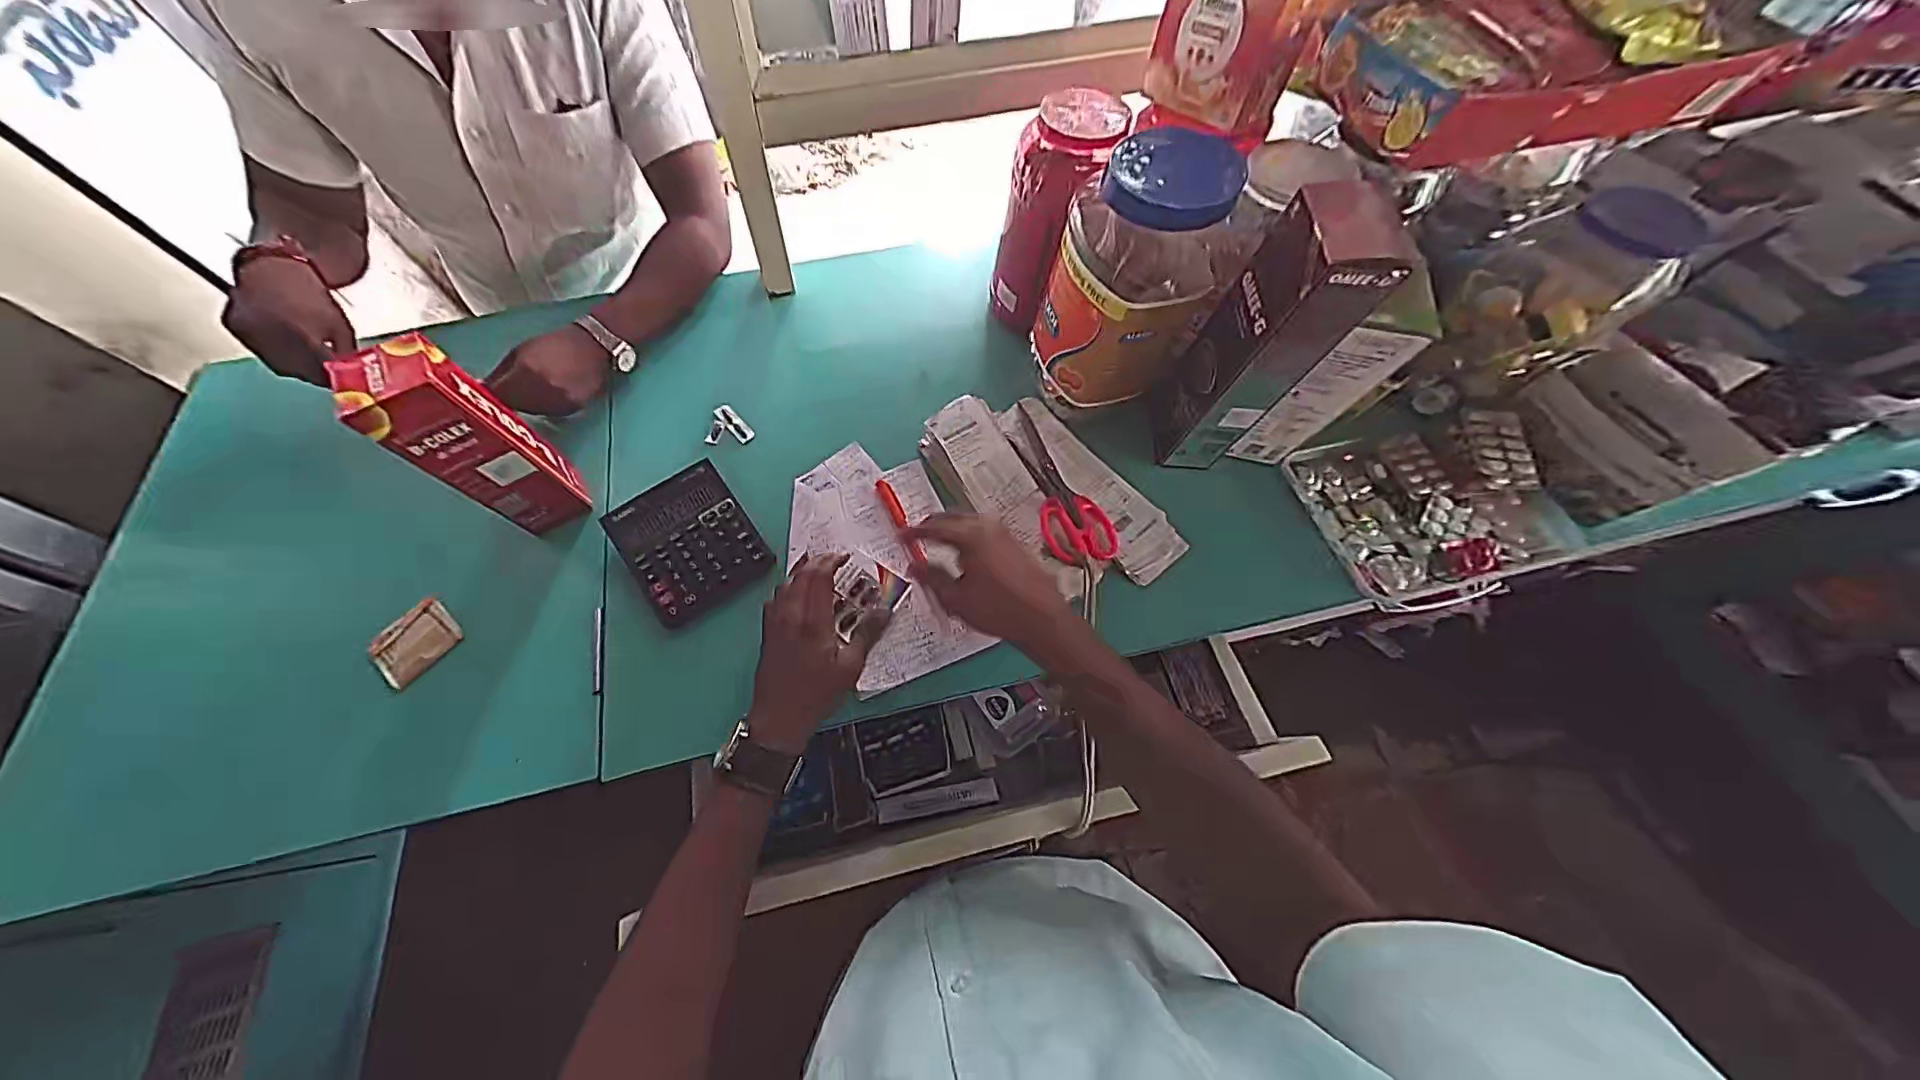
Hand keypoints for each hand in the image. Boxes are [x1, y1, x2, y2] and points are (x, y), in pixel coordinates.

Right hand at [222, 257, 355, 384]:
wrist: (272, 266)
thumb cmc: (309, 294)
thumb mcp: (339, 325)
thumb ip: (346, 352)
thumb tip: (352, 374)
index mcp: (300, 332)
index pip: (320, 368)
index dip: (333, 378)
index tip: (343, 383)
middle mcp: (269, 333)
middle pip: (298, 369)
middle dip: (317, 375)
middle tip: (329, 377)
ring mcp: (248, 331)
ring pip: (278, 364)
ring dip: (298, 368)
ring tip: (312, 363)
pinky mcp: (234, 327)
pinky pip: (260, 351)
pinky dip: (278, 356)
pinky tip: (290, 350)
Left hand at [486, 324, 608, 416]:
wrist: (592, 347)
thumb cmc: (555, 344)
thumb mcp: (522, 351)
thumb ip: (502, 371)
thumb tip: (485, 387)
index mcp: (525, 371)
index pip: (498, 394)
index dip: (492, 395)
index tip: (490, 394)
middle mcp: (542, 389)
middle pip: (516, 406)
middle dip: (511, 400)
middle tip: (514, 391)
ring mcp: (559, 400)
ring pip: (534, 411)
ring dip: (530, 404)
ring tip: (537, 389)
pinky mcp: (573, 408)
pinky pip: (552, 412)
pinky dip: (548, 406)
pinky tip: (552, 393)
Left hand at [747, 553, 890, 752]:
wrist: (779, 718)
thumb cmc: (814, 696)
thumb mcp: (850, 667)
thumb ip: (867, 634)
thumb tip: (883, 613)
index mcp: (812, 622)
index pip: (818, 577)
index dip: (831, 561)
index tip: (844, 557)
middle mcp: (790, 617)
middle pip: (800, 575)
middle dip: (818, 561)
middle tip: (834, 559)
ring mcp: (775, 624)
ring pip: (785, 584)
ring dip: (801, 572)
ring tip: (817, 570)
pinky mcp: (768, 632)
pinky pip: (775, 599)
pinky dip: (788, 588)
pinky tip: (796, 595)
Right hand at [899, 514, 1089, 665]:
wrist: (1041, 619)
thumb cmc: (1002, 610)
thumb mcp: (956, 598)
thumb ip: (931, 577)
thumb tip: (916, 567)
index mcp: (971, 535)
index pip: (933, 527)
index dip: (913, 533)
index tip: (901, 536)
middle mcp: (989, 527)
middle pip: (952, 519)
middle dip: (932, 527)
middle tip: (917, 538)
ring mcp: (1005, 533)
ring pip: (969, 524)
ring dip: (951, 532)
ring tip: (938, 547)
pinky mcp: (1015, 543)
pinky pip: (984, 532)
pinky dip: (968, 538)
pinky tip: (964, 555)